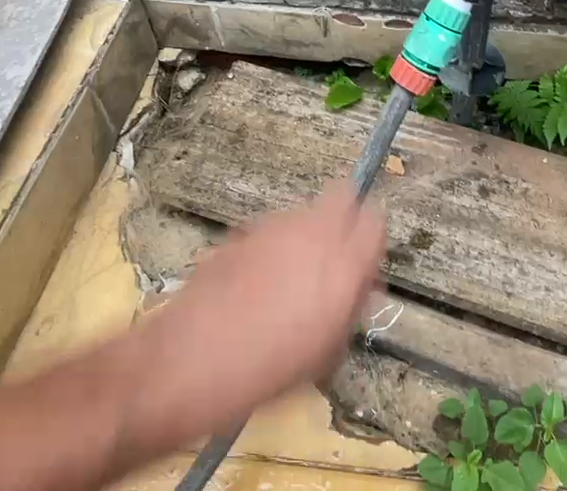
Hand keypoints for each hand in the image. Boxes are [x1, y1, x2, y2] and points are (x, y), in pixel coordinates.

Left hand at [131, 184, 387, 441]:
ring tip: (288, 277)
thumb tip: (359, 288)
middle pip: (343, 196)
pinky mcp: (242, 230)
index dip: (371, 240)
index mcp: (344, 263)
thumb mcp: (325, 350)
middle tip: (332, 260)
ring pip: (305, 212)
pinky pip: (271, 229)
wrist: (190, 360)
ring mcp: (274, 225)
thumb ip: (349, 307)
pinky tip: (255, 282)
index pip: (375, 220)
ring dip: (306, 234)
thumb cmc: (268, 369)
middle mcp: (313, 231)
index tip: (363, 267)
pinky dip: (273, 244)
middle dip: (343, 219)